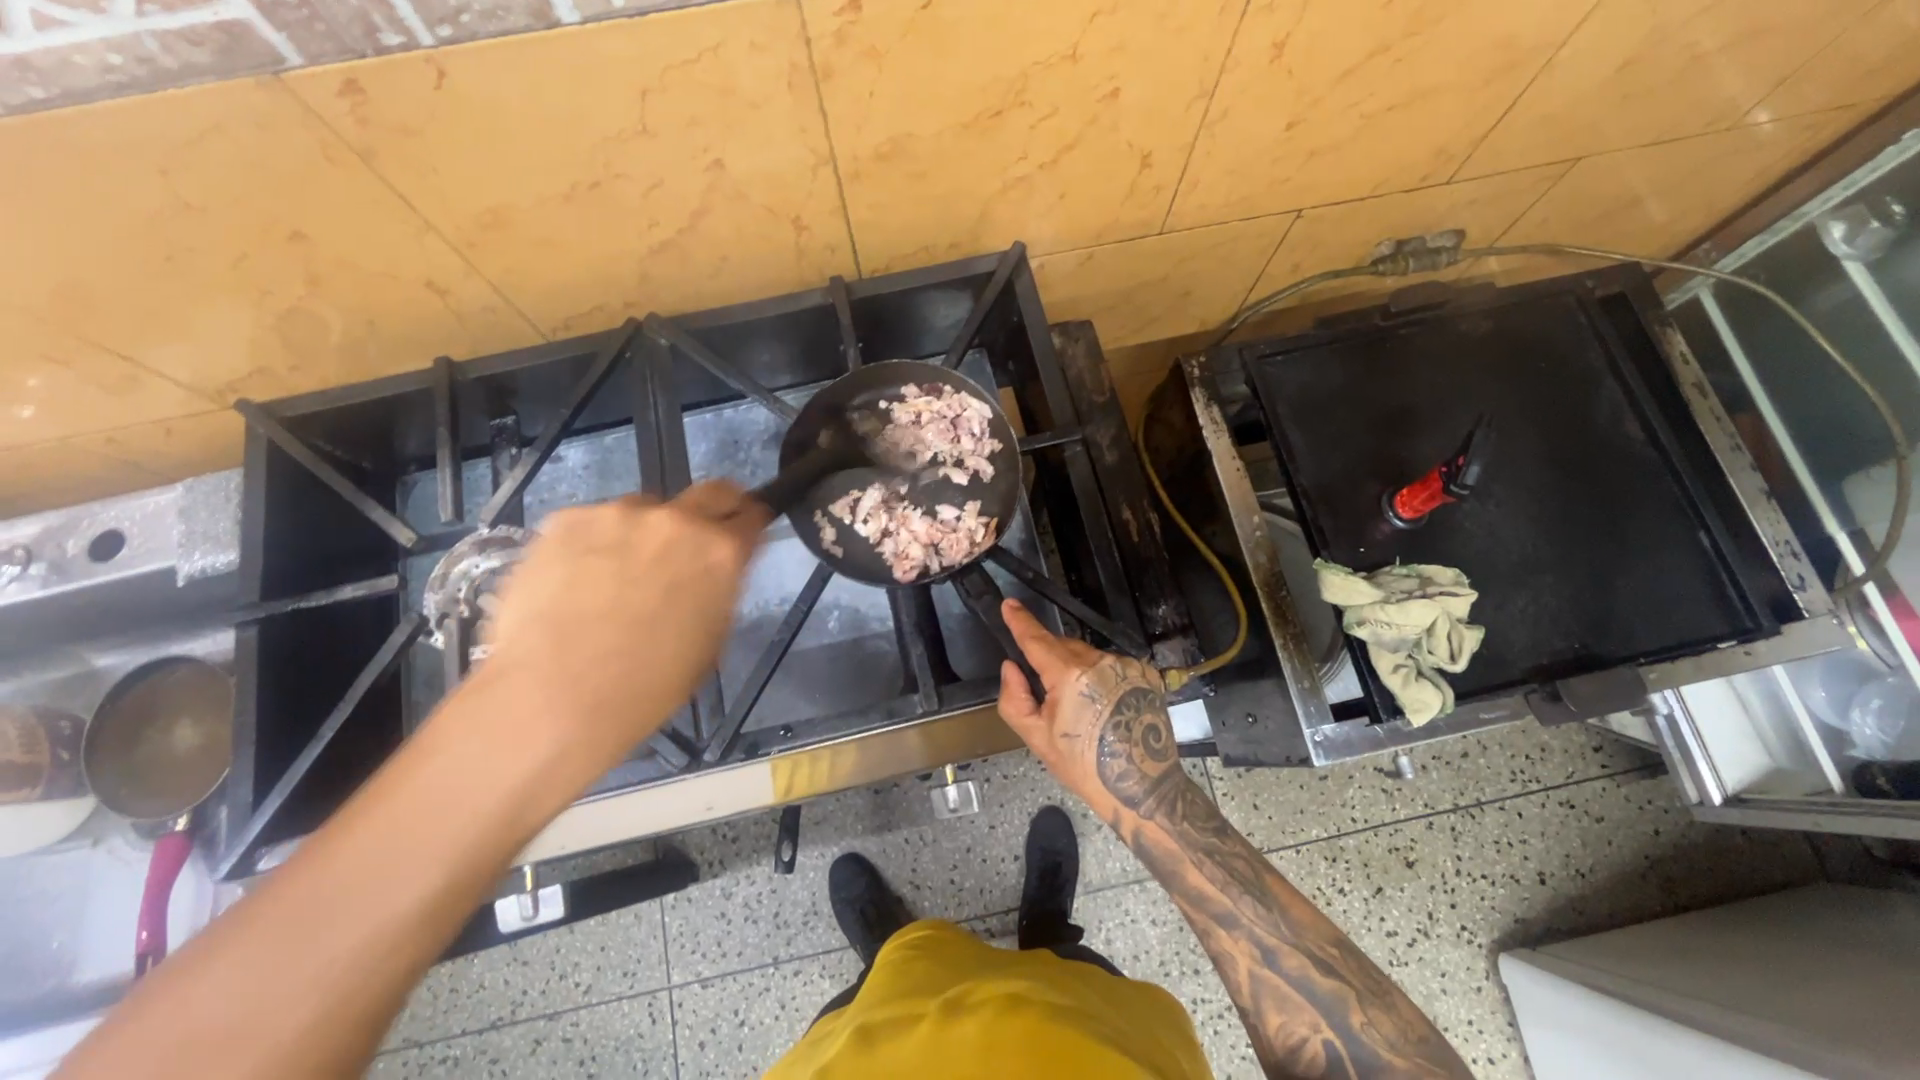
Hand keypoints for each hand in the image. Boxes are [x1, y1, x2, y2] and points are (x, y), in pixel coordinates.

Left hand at [478, 482, 767, 762]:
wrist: (555, 695)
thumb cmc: (647, 687)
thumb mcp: (709, 641)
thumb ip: (718, 591)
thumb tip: (710, 574)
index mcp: (722, 553)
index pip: (752, 516)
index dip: (749, 525)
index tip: (741, 534)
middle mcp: (678, 520)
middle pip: (712, 492)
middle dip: (713, 510)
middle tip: (693, 543)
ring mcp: (619, 514)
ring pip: (644, 511)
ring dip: (643, 533)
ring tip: (613, 578)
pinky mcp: (567, 519)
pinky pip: (593, 523)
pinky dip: (593, 544)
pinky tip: (574, 582)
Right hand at [996, 598, 1180, 820]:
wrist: (1142, 786)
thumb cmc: (1084, 766)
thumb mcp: (1037, 739)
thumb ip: (1014, 698)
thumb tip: (1011, 666)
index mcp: (1070, 676)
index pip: (1037, 639)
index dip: (1020, 621)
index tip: (1009, 604)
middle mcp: (1100, 662)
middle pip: (1063, 647)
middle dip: (1048, 659)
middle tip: (1045, 694)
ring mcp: (1126, 666)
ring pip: (1087, 656)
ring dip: (1075, 670)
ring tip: (1079, 710)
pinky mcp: (1144, 674)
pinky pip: (1110, 665)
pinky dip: (1099, 677)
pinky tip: (1102, 707)